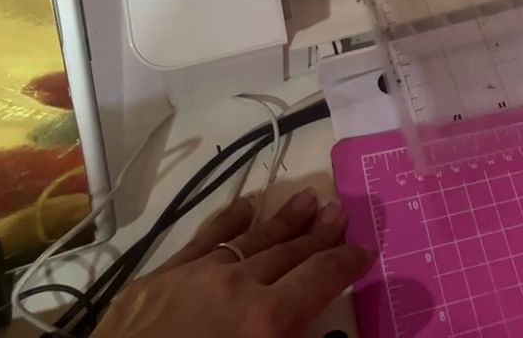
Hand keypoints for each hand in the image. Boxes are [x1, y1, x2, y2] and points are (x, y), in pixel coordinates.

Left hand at [93, 188, 373, 337]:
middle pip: (288, 253)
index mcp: (264, 320)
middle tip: (340, 210)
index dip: (345, 263)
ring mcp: (195, 274)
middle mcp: (237, 285)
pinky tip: (246, 207)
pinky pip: (203, 239)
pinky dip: (228, 221)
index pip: (319, 281)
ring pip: (251, 238)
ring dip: (282, 221)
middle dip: (318, 233)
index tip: (364, 249)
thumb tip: (327, 336)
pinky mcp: (159, 277)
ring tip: (307, 198)